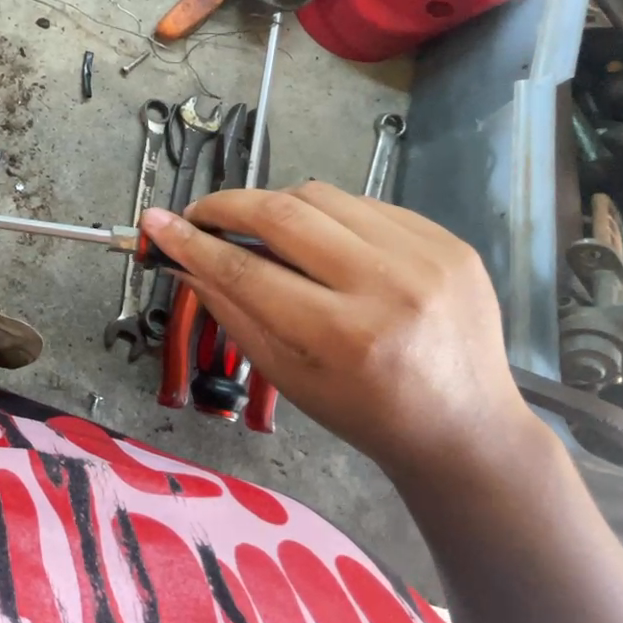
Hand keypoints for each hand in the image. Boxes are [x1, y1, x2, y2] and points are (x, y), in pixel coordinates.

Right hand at [140, 182, 536, 479]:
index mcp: (343, 335)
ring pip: (319, 196)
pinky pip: (361, 205)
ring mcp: (426, 257)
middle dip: (225, 206)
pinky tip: (314, 239)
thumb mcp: (283, 371)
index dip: (191, 242)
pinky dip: (321, 214)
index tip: (155, 223)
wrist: (467, 426)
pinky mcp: (446, 240)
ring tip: (253, 226)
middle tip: (196, 214)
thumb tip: (181, 259)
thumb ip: (229, 307)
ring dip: (272, 205)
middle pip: (282, 214)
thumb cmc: (363, 410)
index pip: (245, 270)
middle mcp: (388, 286)